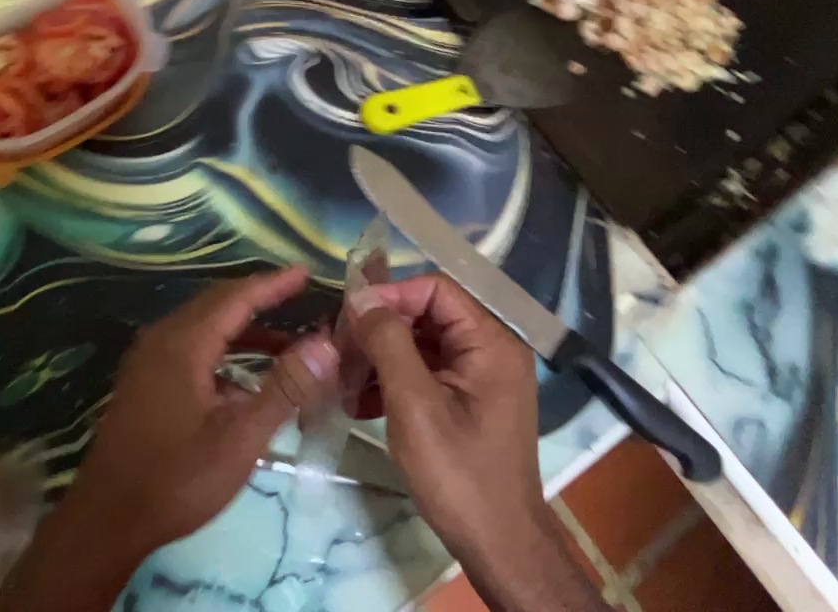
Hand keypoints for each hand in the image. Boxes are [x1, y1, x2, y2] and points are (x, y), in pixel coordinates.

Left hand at [73, 266, 338, 548]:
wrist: (107, 519)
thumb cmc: (176, 479)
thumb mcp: (240, 438)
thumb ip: (284, 388)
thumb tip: (325, 344)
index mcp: (183, 343)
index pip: (237, 297)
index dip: (273, 284)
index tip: (306, 273)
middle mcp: (162, 339)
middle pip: (217, 303)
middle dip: (260, 298)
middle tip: (299, 297)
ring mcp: (148, 359)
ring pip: (203, 326)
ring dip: (244, 330)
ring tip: (287, 344)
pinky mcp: (144, 380)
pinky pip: (189, 347)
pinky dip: (223, 351)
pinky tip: (245, 382)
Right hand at [348, 276, 608, 611]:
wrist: (499, 548)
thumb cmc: (459, 474)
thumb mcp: (416, 404)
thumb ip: (389, 342)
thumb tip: (361, 298)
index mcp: (490, 342)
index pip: (435, 290)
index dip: (390, 296)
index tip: (348, 320)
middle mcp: (490, 350)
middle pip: (426, 315)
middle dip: (379, 330)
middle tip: (338, 352)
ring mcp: (479, 377)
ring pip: (420, 344)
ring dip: (380, 358)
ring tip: (342, 380)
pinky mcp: (467, 401)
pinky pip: (425, 373)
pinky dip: (393, 382)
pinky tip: (359, 403)